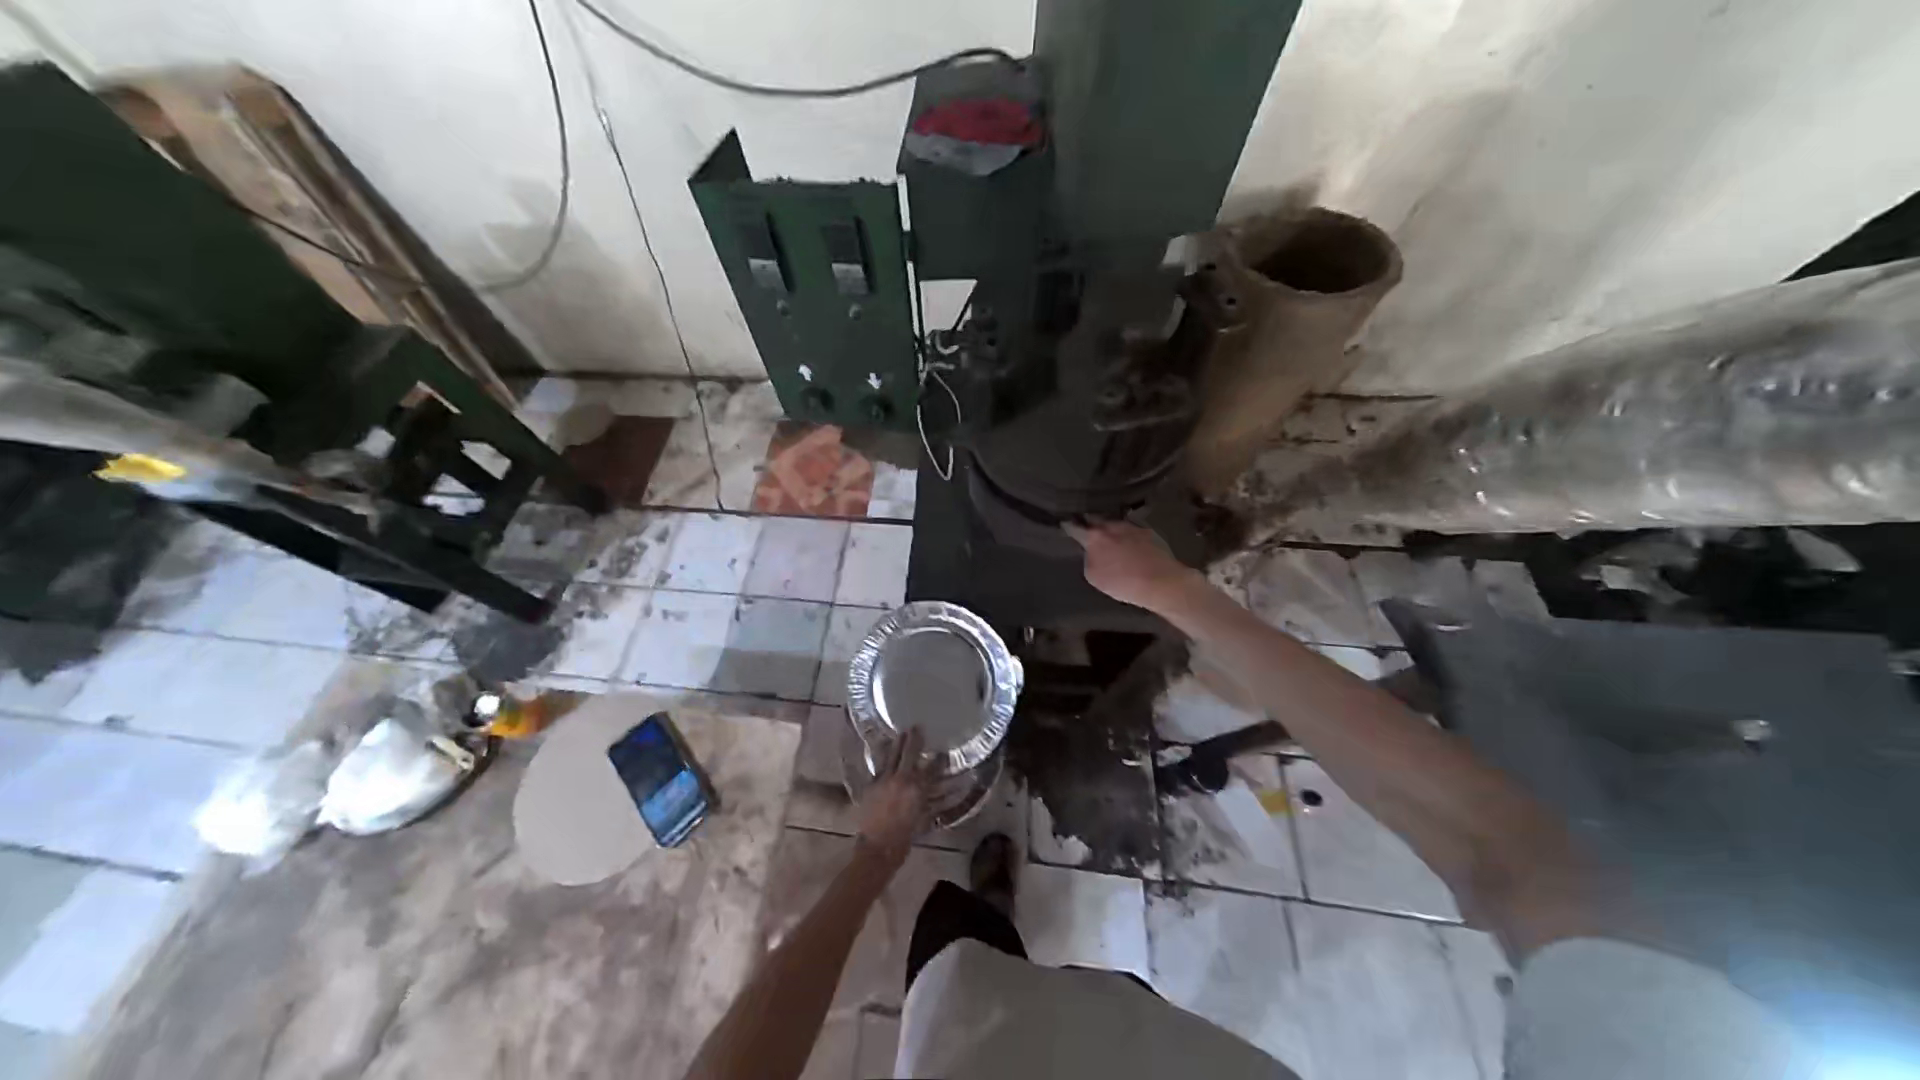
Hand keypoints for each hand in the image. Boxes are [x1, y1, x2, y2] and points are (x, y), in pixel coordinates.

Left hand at [856, 727, 932, 869]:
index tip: (941, 752)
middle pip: (909, 754)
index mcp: (918, 789)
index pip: (932, 769)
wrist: (877, 848)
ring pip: (892, 756)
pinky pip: (878, 766)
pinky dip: (882, 757)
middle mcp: (902, 779)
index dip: (938, 760)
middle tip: (917, 727)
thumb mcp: (923, 819)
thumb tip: (933, 793)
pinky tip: (883, 749)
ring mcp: (884, 780)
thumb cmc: (904, 839)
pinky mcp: (871, 785)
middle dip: (914, 740)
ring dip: (897, 744)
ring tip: (901, 733)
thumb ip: (929, 803)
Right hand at [1063, 520, 1205, 614]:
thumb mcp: (1094, 576)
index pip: (1074, 527)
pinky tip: (1128, 545)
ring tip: (1108, 537)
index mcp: (1094, 536)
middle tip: (1085, 528)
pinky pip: (1130, 530)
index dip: (1067, 525)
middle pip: (1095, 519)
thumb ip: (1088, 558)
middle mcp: (1111, 525)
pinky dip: (1126, 535)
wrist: (1161, 582)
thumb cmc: (1123, 583)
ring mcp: (1131, 526)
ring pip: (1114, 523)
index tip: (1063, 524)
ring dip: (1109, 528)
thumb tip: (1091, 551)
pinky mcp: (1148, 532)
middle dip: (1089, 522)